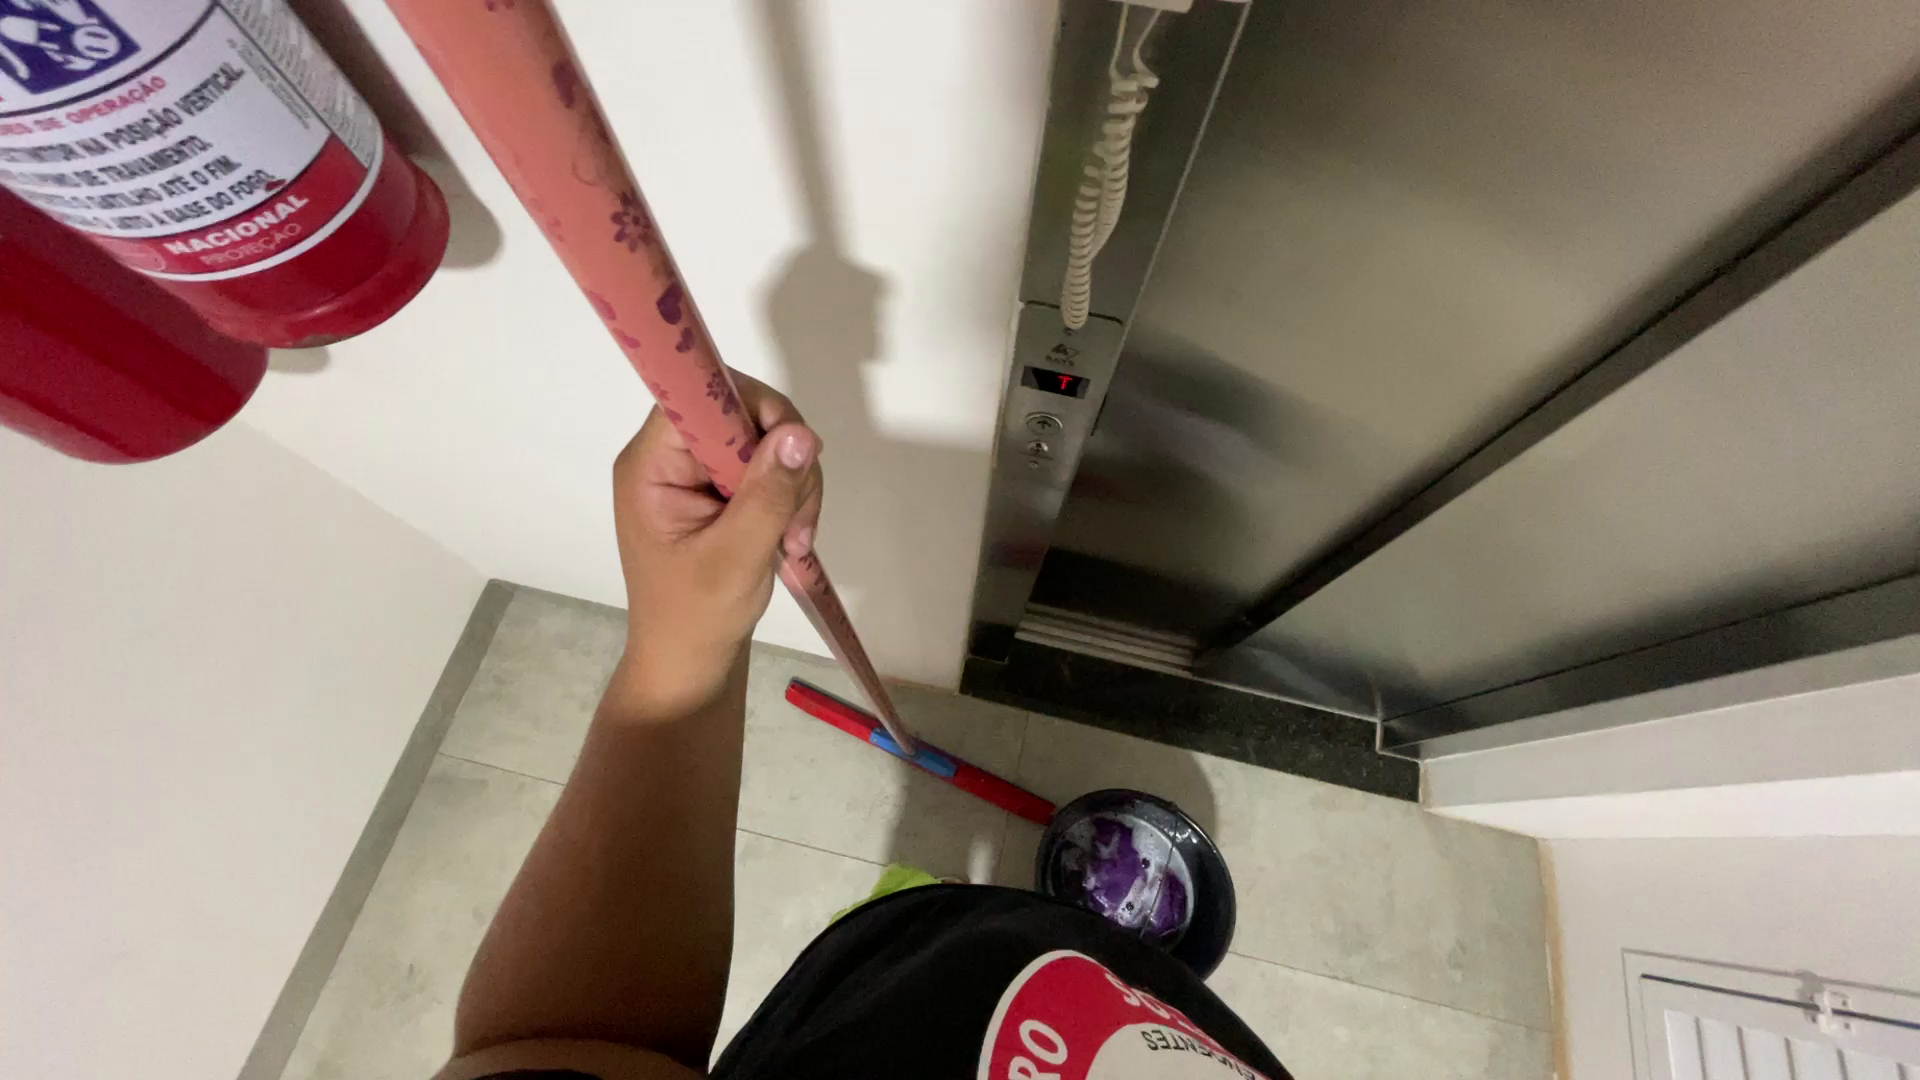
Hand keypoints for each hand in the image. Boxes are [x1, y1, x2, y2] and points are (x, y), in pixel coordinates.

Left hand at [611, 370, 821, 712]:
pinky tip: (792, 537)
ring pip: (767, 443)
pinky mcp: (723, 492)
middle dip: (786, 460)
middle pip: (745, 415)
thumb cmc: (698, 616)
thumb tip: (801, 434)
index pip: (702, 394)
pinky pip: (770, 470)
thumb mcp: (736, 558)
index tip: (792, 449)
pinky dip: (792, 498)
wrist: (691, 659)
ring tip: (795, 539)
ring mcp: (699, 475)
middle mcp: (673, 458)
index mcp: (652, 465)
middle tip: (798, 519)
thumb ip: (768, 495)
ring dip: (795, 486)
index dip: (754, 407)